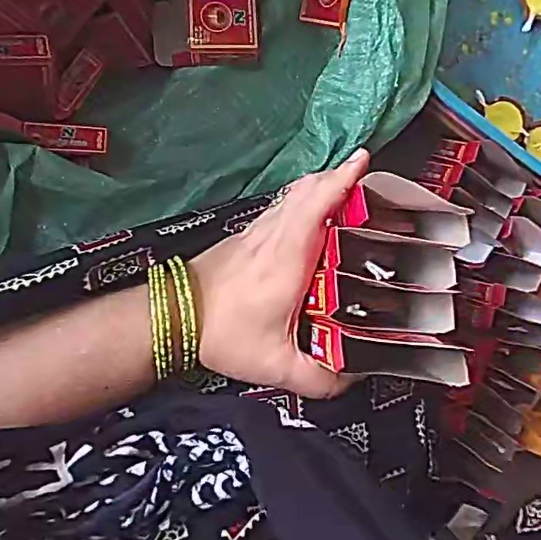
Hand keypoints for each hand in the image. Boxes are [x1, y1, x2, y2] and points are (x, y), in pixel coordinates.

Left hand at [189, 150, 370, 398]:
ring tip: (346, 186)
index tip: (362, 161)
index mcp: (286, 259)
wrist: (175, 314)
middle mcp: (273, 237)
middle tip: (365, 174)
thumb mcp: (275, 366)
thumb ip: (319, 377)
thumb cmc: (221, 332)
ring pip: (294, 195)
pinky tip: (311, 211)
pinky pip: (282, 206)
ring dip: (321, 184)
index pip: (315, 206)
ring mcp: (258, 232)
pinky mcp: (248, 236)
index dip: (340, 181)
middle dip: (339, 176)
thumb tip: (351, 377)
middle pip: (308, 190)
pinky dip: (303, 198)